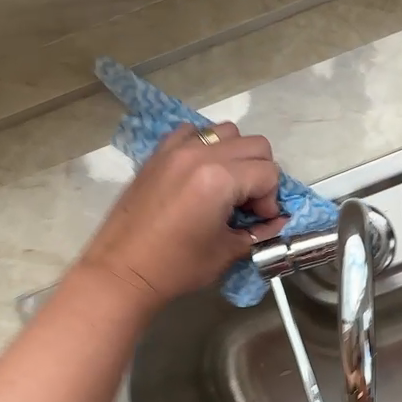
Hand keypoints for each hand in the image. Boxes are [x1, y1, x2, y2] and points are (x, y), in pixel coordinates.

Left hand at [72, 122, 288, 314]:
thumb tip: (277, 222)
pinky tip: (202, 176)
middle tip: (248, 205)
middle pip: (254, 145)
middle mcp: (199, 153)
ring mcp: (176, 148)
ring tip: (227, 188)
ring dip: (237, 157)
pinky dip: (206, 148)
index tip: (259, 222)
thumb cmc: (178, 266)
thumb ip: (260, 231)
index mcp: (219, 179)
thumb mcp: (228, 252)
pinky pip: (194, 133)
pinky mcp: (159, 153)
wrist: (124, 269)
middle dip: (260, 175)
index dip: (271, 200)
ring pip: (226, 132)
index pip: (268, 173)